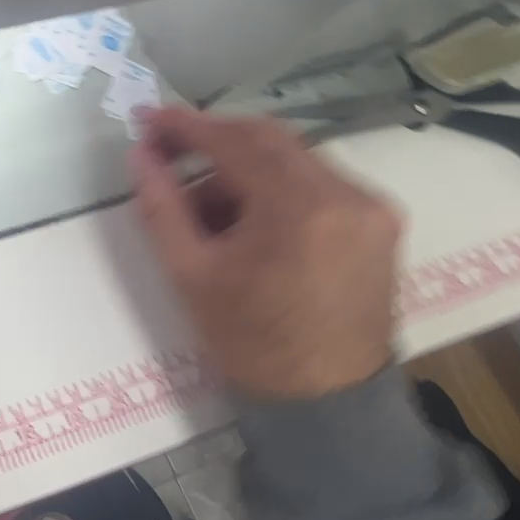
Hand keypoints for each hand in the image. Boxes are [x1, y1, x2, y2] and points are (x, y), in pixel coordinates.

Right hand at [131, 108, 403, 399]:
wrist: (324, 400)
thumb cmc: (248, 340)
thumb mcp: (188, 272)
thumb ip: (160, 206)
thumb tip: (140, 155)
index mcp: (300, 209)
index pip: (235, 143)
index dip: (185, 125)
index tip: (146, 118)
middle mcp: (348, 195)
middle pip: (269, 139)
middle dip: (213, 140)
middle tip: (165, 151)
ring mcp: (371, 208)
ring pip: (292, 159)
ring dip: (242, 168)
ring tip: (202, 206)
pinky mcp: (379, 223)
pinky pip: (316, 182)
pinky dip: (274, 187)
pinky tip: (245, 218)